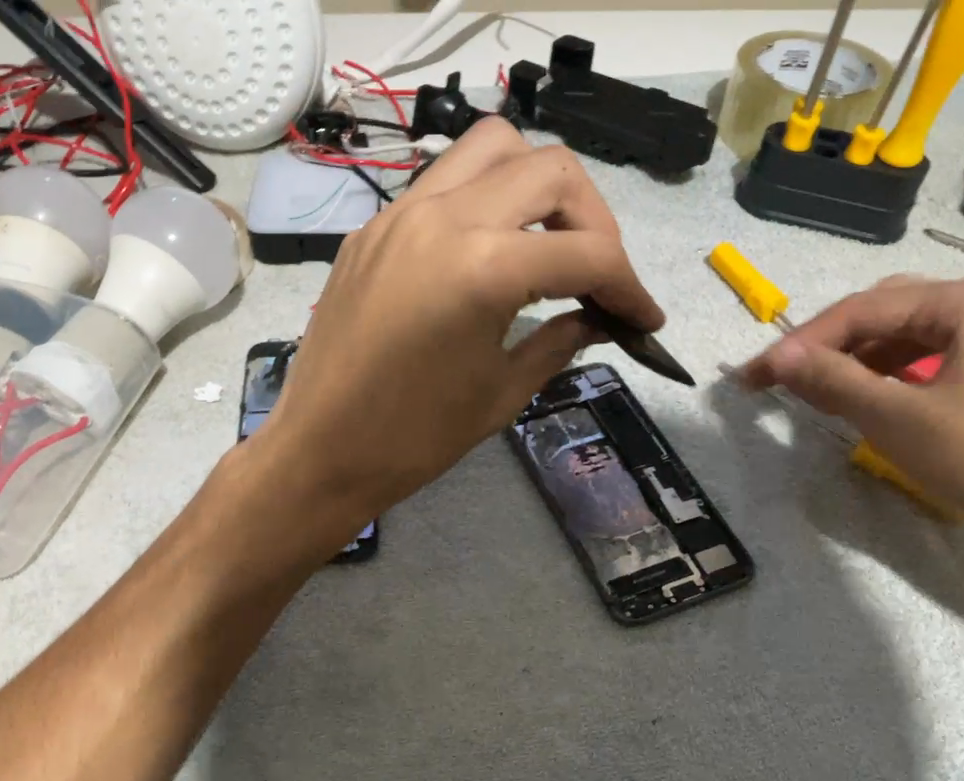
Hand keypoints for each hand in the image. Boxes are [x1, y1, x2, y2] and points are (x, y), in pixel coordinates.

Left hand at [252, 117, 662, 522]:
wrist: (320, 450)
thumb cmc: (414, 440)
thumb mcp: (502, 393)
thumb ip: (560, 342)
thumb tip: (600, 318)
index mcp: (483, 268)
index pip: (587, 253)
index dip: (630, 287)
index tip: (644, 319)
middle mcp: (444, 217)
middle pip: (552, 170)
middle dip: (594, 220)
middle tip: (598, 276)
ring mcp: (401, 213)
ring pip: (493, 147)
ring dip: (538, 185)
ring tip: (547, 244)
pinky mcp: (373, 227)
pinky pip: (444, 180)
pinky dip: (484, 198)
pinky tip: (489, 252)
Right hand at [740, 274, 963, 545]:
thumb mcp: (902, 420)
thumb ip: (835, 383)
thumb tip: (778, 358)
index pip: (860, 309)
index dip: (799, 344)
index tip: (753, 379)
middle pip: (889, 315)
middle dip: (831, 347)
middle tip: (786, 383)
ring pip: (917, 341)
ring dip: (865, 365)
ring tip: (825, 397)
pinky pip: (945, 362)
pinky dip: (902, 380)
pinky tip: (887, 408)